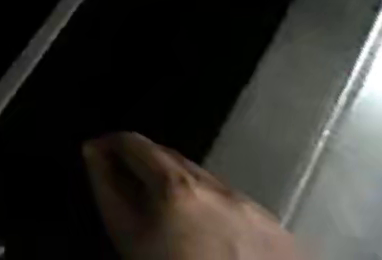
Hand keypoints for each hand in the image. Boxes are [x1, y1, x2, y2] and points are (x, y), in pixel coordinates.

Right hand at [84, 133, 305, 259]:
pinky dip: (217, 210)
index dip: (110, 143)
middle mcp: (221, 189)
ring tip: (176, 220)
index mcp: (178, 186)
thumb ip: (105, 184)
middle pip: (171, 158)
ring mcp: (259, 213)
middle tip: (133, 189)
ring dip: (184, 187)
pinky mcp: (286, 237)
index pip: (133, 141)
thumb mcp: (125, 234)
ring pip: (207, 181)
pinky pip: (239, 207)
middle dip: (147, 166)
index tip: (98, 157)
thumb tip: (95, 151)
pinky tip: (215, 240)